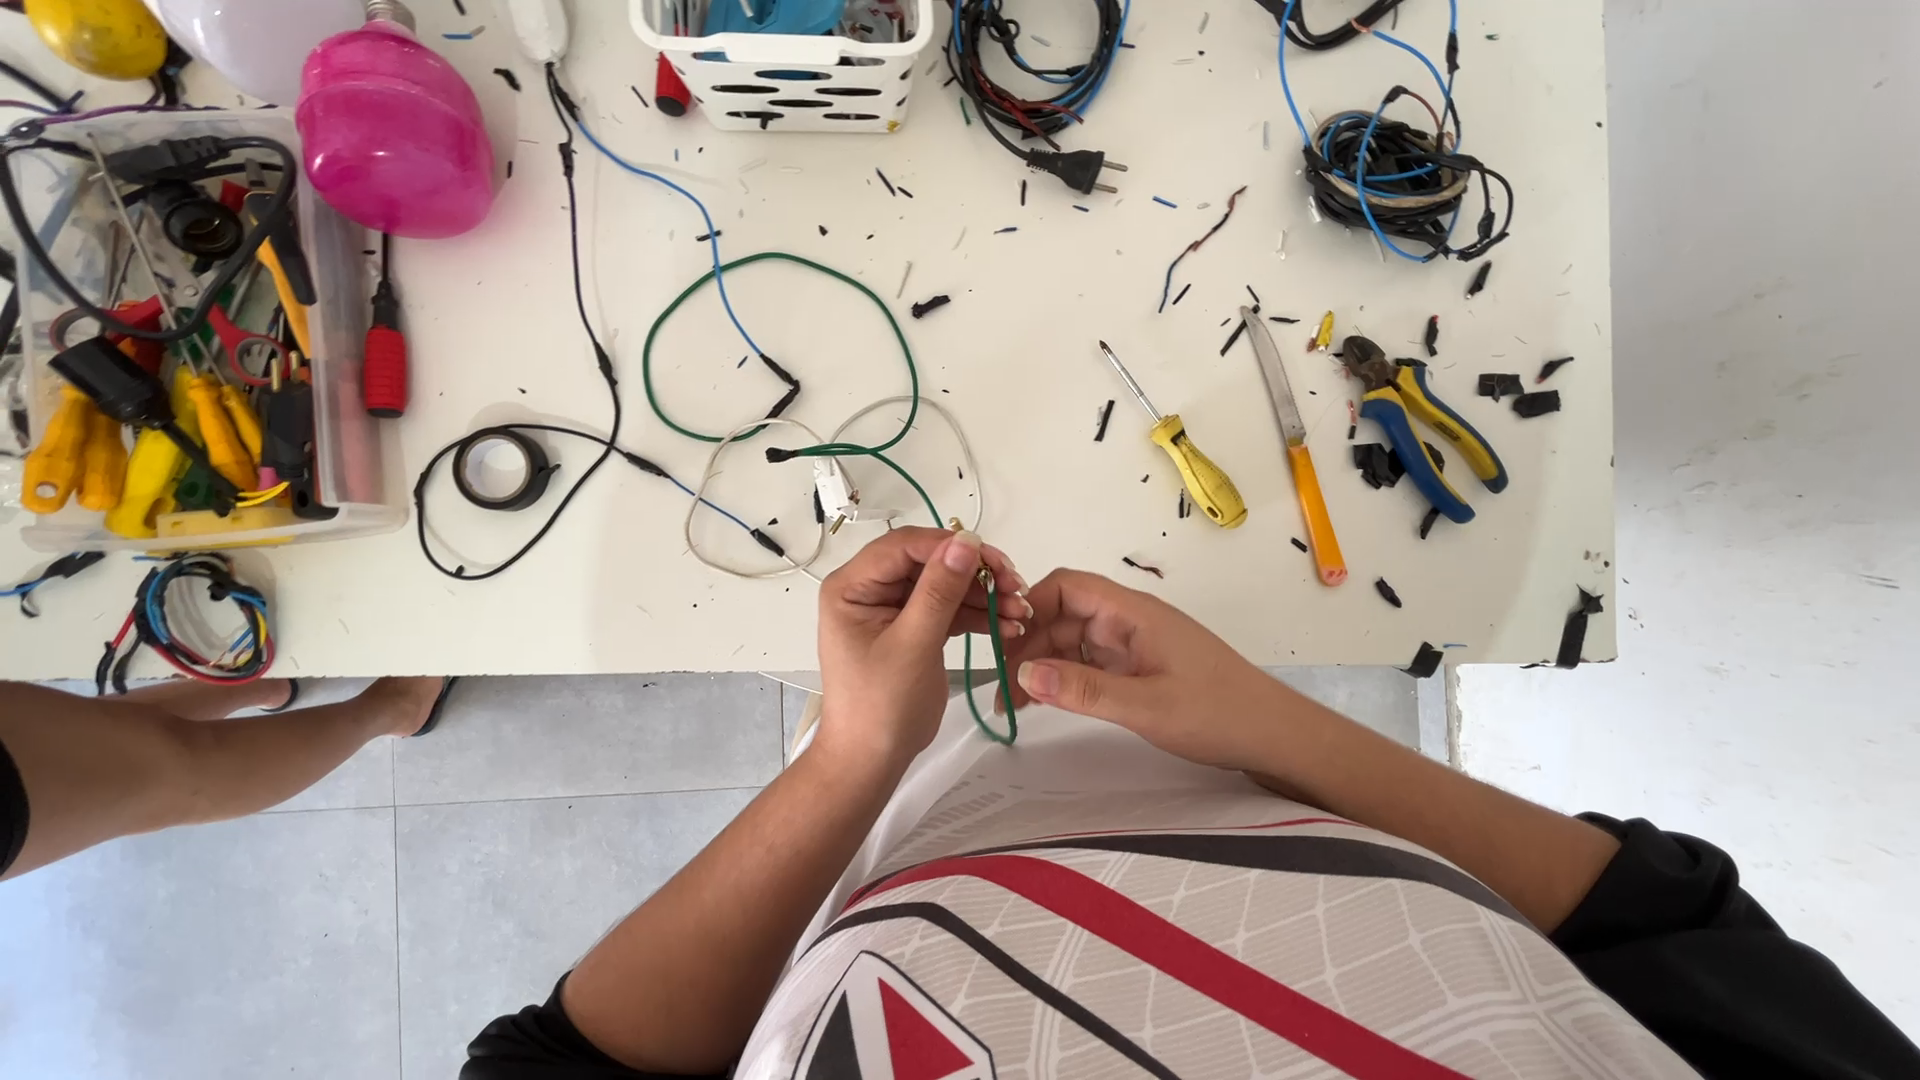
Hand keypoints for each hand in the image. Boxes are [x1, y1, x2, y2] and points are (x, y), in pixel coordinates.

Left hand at [816, 527, 1029, 767]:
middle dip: (974, 573)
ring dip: (984, 595)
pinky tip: (1008, 625)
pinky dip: (978, 616)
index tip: (992, 558)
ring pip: (945, 585)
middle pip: (929, 563)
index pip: (903, 547)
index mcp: (852, 587)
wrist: (872, 760)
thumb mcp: (912, 644)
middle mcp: (870, 590)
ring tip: (1021, 610)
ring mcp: (894, 609)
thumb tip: (966, 542)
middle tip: (1014, 583)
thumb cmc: (880, 706)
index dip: (948, 547)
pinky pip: (949, 610)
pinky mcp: (915, 629)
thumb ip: (939, 590)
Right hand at [1002, 569, 1296, 770]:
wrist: (1275, 736)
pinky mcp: (1137, 669)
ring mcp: (1132, 645)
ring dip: (1042, 666)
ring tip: (1013, 704)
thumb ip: (1082, 690)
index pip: (1067, 586)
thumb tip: (1022, 675)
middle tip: (1001, 691)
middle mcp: (1128, 621)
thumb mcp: (1146, 706)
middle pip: (1063, 616)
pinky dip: (1063, 679)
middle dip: (1028, 646)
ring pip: (1072, 642)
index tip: (1002, 643)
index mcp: (1131, 612)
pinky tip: (1044, 702)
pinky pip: (1089, 664)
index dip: (1030, 606)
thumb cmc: (1217, 713)